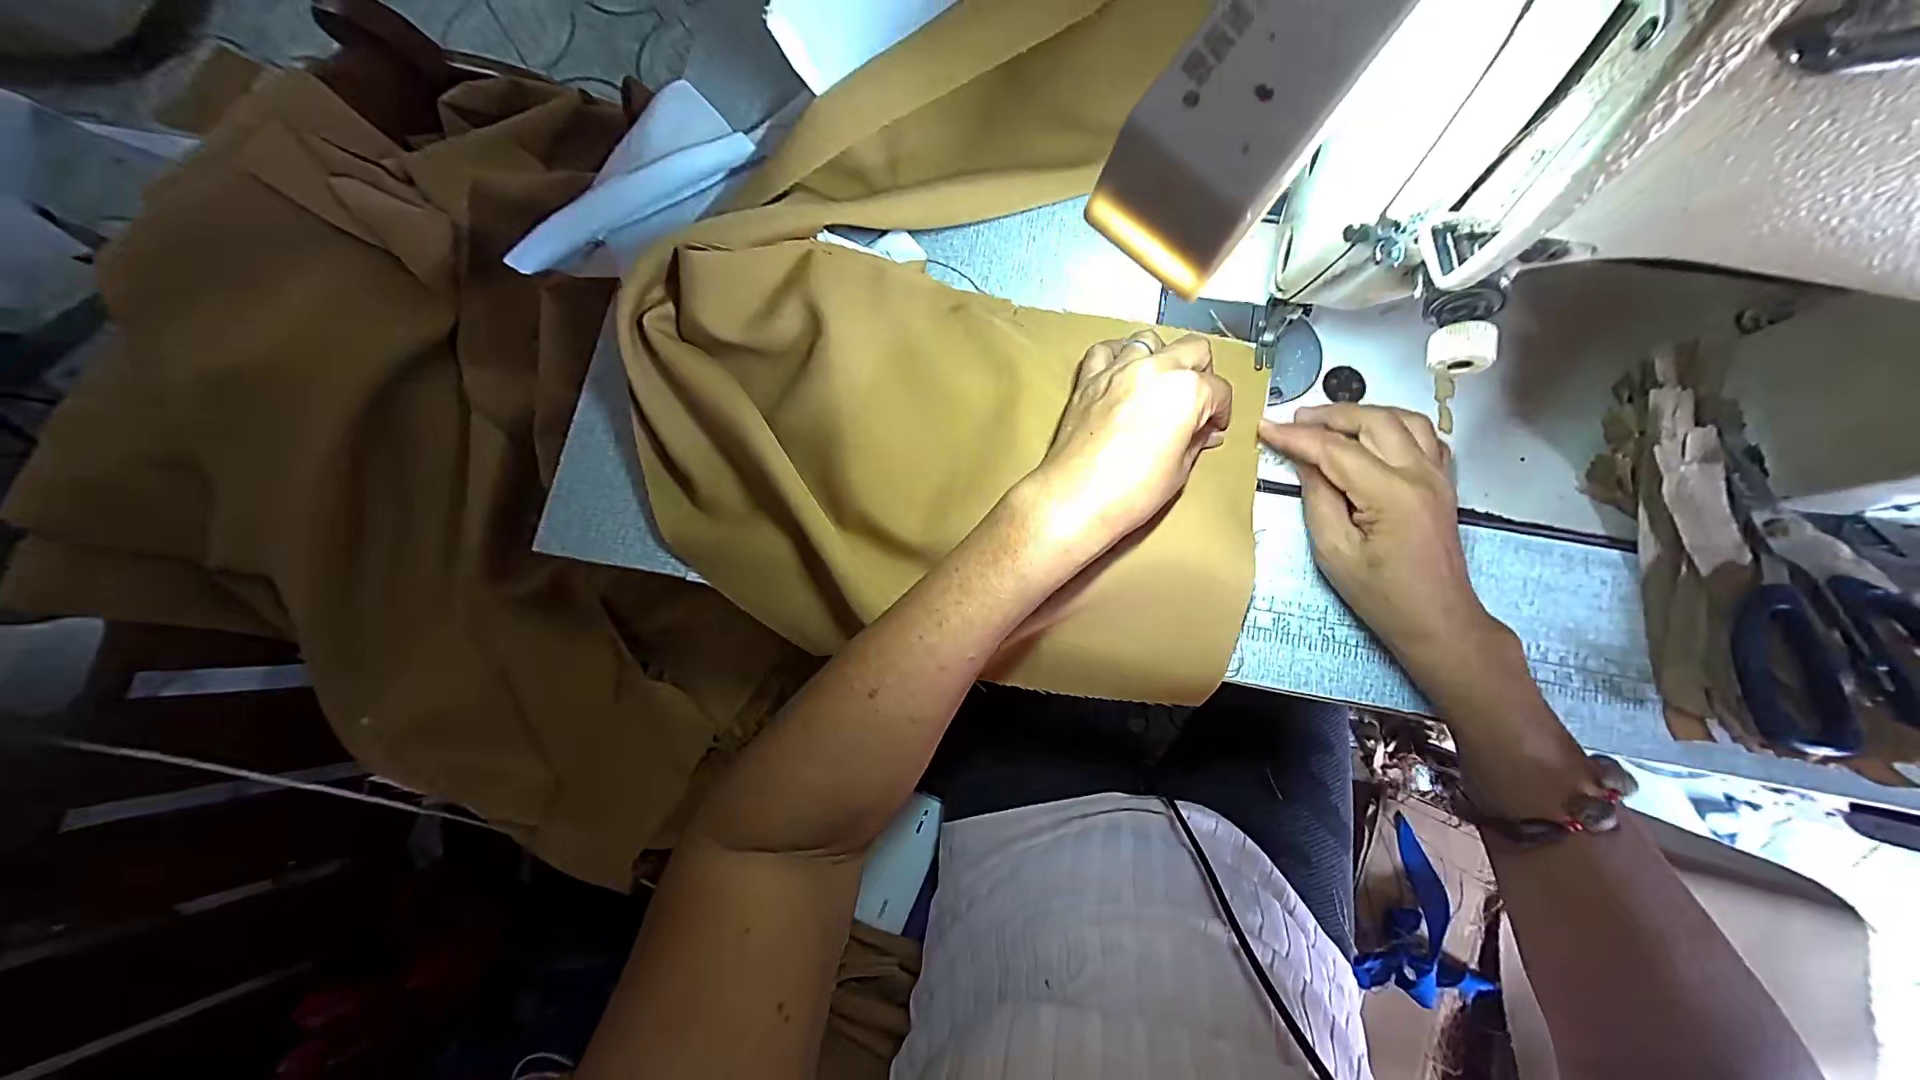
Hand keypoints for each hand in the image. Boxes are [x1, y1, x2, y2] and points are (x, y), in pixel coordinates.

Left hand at [1015, 331, 1232, 567]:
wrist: (1075, 500)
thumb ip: (1195, 441)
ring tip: (1162, 384)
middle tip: (1197, 401)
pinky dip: (1118, 356)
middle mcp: (1154, 370)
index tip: (1214, 425)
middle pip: (1193, 349)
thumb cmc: (1124, 493)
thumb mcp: (1179, 471)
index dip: (1221, 411)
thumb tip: (1203, 433)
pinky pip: (1106, 350)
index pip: (1219, 390)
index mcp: (1186, 391)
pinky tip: (1124, 373)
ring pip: (1150, 340)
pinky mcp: (1089, 380)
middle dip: (1202, 373)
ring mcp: (1118, 371)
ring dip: (1162, 358)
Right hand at [1259, 404, 1502, 679]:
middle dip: (1330, 415)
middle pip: (1374, 421)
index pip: (1335, 449)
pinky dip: (1393, 425)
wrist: (1436, 619)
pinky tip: (1370, 436)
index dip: (1295, 436)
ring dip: (1363, 413)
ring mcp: (1437, 475)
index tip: (1264, 426)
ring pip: (1404, 419)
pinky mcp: (1442, 482)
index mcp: (1390, 493)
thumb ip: (1318, 498)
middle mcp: (1420, 473)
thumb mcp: (1333, 550)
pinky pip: (1424, 435)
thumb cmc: (1379, 594)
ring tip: (1328, 423)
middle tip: (1294, 421)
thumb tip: (1304, 461)